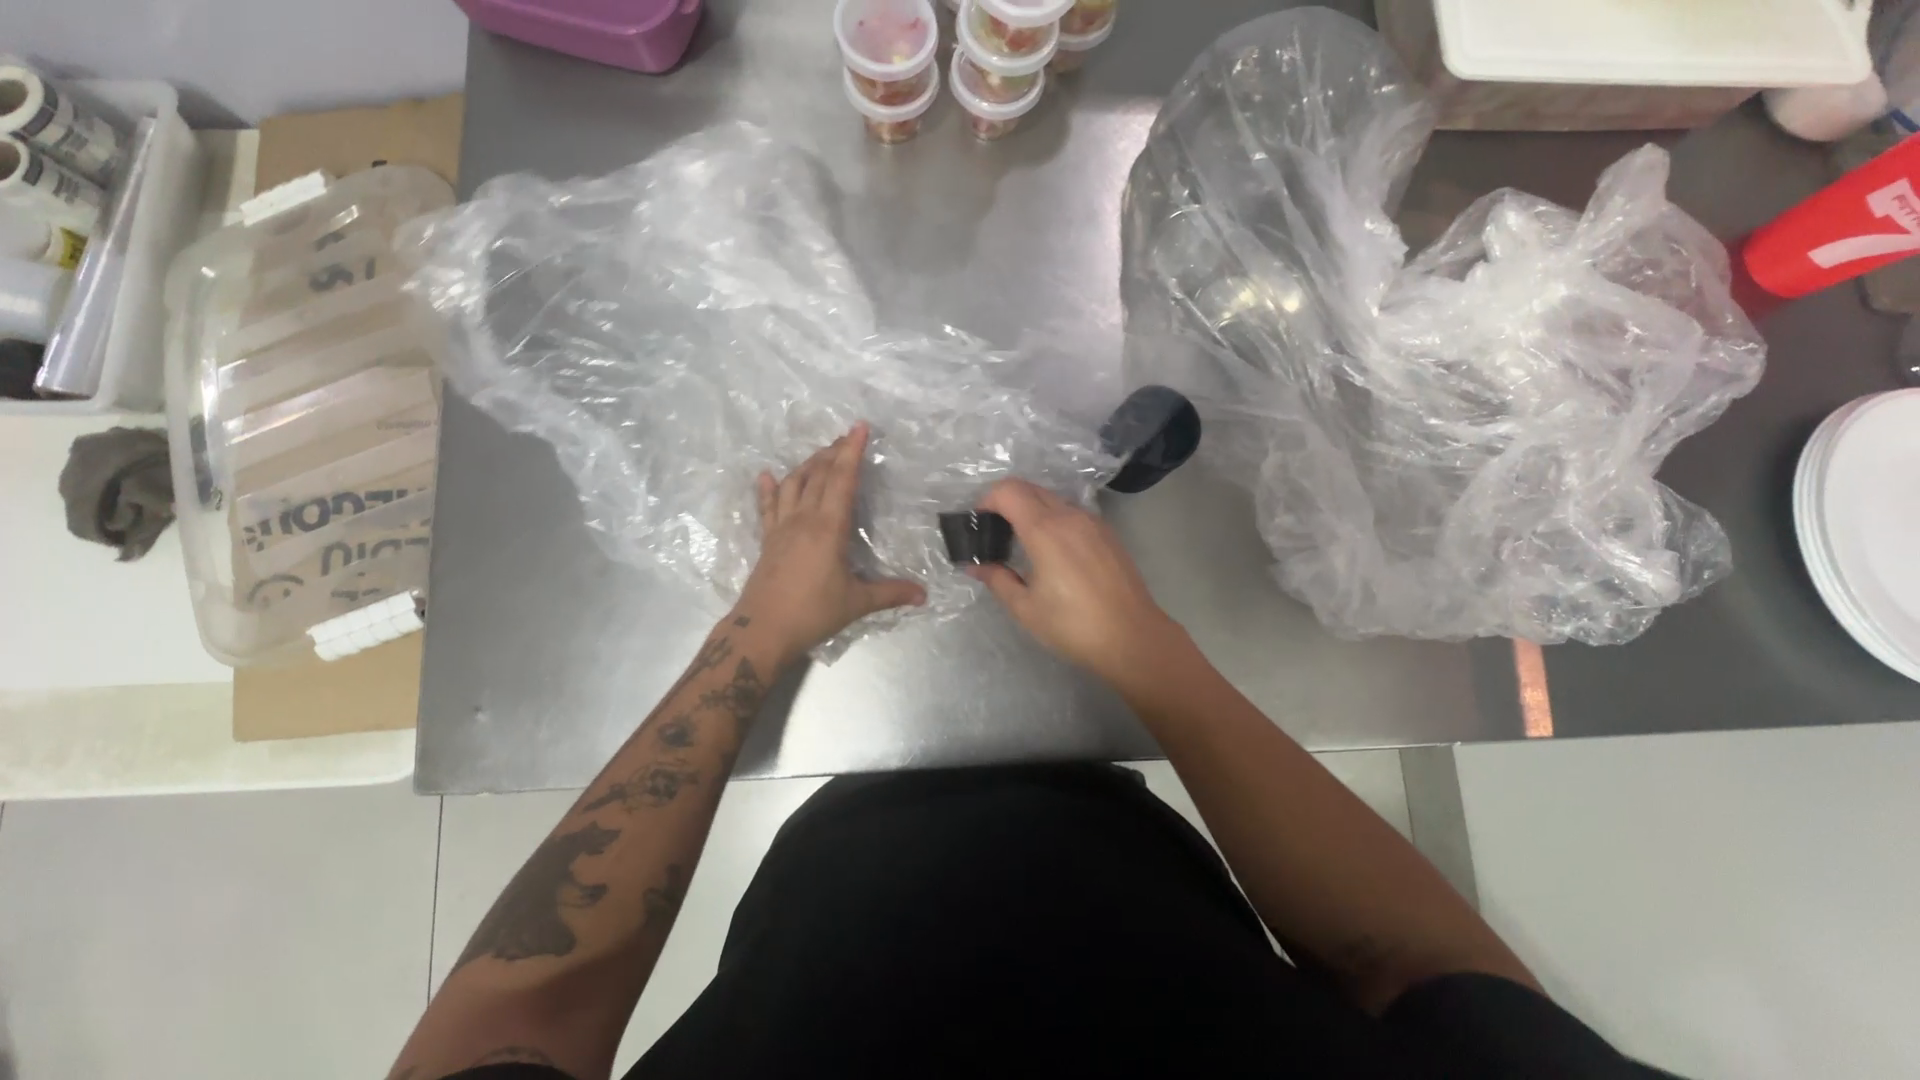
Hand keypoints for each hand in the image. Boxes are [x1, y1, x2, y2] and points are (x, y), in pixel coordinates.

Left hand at [735, 423, 925, 663]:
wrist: (764, 630)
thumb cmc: (813, 613)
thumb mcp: (857, 603)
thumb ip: (891, 594)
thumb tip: (924, 595)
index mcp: (828, 528)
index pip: (843, 480)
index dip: (852, 452)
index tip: (859, 427)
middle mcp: (803, 519)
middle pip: (819, 475)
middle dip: (834, 453)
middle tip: (846, 437)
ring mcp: (781, 528)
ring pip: (793, 484)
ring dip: (808, 465)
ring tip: (821, 454)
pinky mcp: (767, 540)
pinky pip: (767, 506)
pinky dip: (768, 488)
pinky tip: (767, 475)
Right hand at [968, 479, 1185, 684]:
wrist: (1132, 637)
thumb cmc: (1073, 625)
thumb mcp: (1026, 608)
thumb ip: (998, 579)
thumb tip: (976, 566)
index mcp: (1045, 530)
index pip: (1009, 491)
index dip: (987, 499)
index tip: (979, 521)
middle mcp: (1070, 516)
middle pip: (1030, 489)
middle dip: (1006, 501)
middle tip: (995, 531)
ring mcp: (1093, 522)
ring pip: (1053, 499)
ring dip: (1032, 509)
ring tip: (1022, 542)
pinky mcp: (1108, 533)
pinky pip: (1073, 513)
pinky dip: (1054, 519)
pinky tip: (1053, 551)